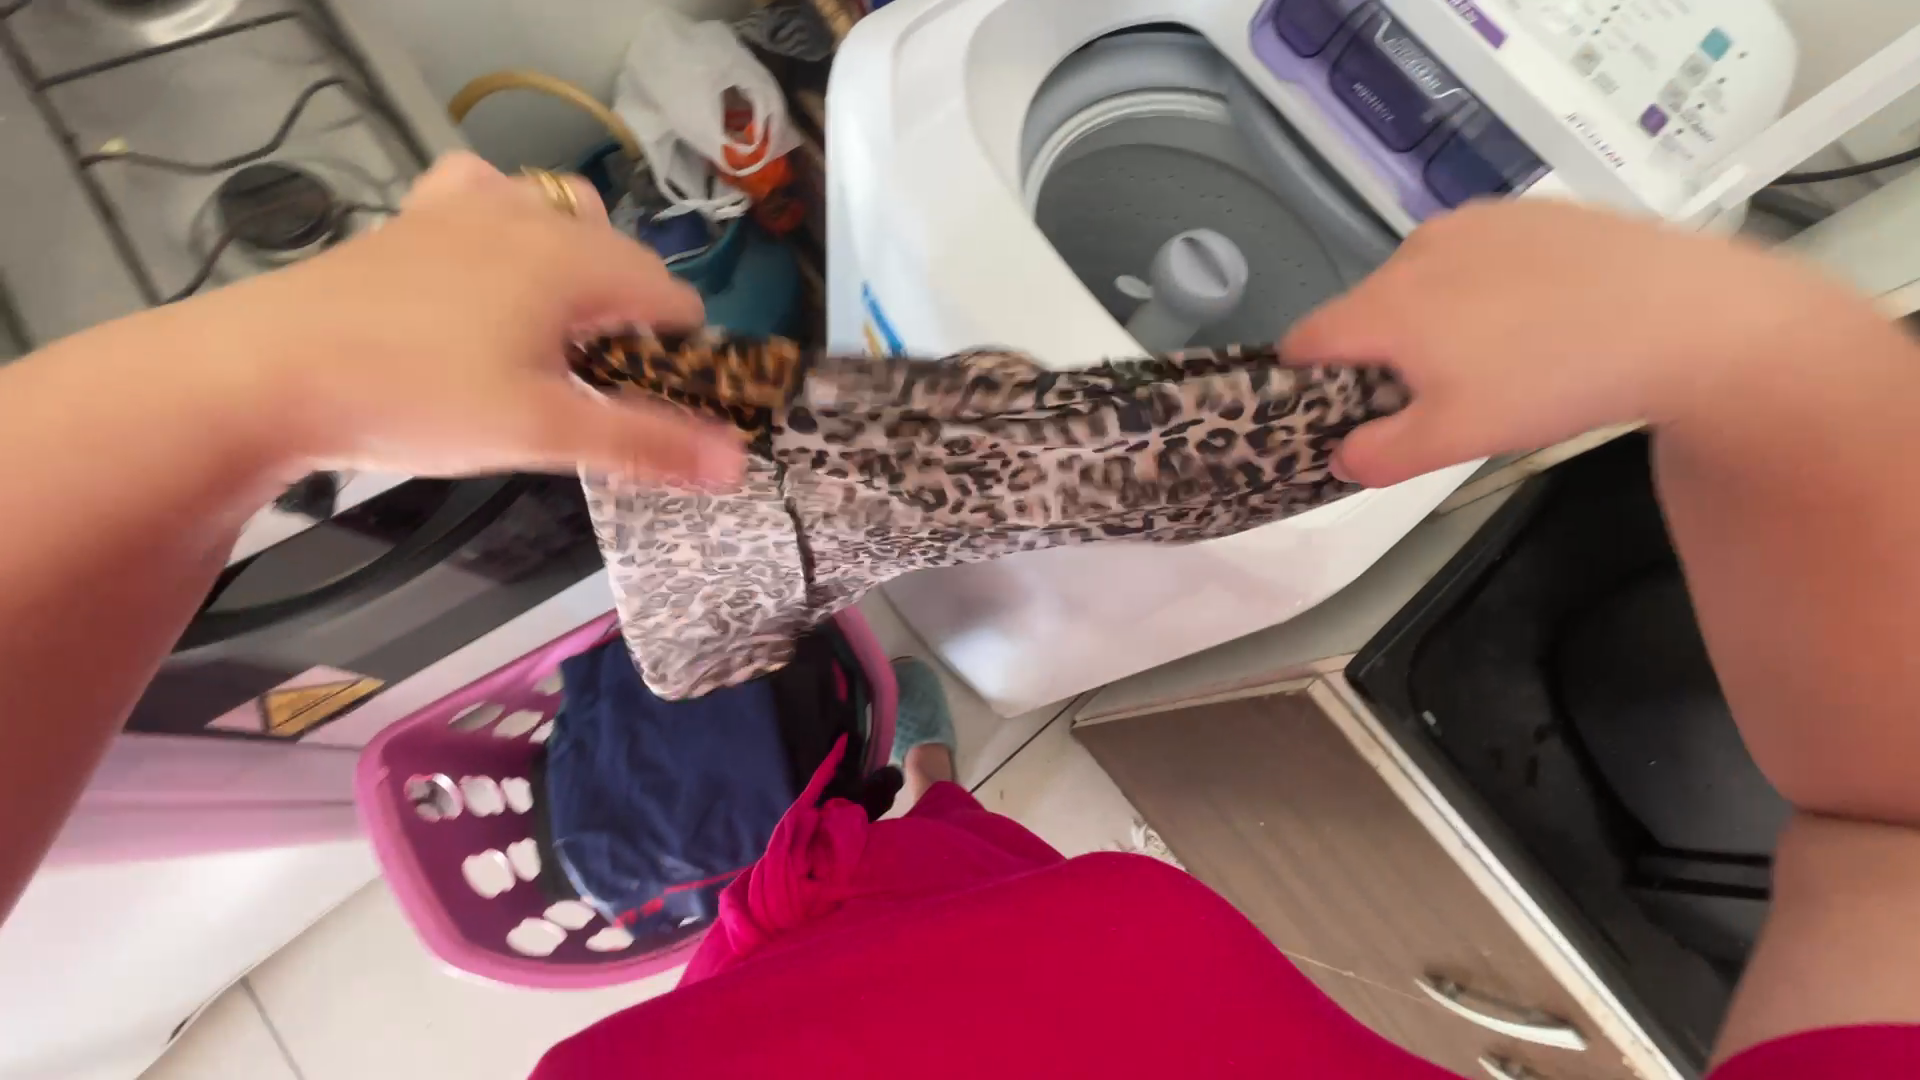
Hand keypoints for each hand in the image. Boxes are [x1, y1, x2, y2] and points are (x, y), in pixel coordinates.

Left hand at [173, 151, 743, 485]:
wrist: (259, 375)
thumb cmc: (421, 400)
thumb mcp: (548, 432)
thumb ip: (651, 445)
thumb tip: (741, 466)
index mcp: (578, 262)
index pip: (676, 302)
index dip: (684, 357)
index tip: (657, 405)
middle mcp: (536, 218)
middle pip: (631, 264)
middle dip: (637, 324)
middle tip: (601, 387)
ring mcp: (473, 206)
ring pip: (570, 221)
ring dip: (586, 272)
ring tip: (560, 330)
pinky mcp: (422, 215)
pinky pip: (496, 201)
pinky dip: (517, 230)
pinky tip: (499, 270)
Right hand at [1282, 199, 1876, 487]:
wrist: (1693, 318)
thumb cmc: (1552, 381)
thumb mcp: (1452, 441)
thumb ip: (1375, 456)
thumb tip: (1341, 457)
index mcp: (1384, 306)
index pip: (1303, 339)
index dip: (1300, 378)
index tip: (1334, 406)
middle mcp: (1413, 251)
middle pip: (1357, 312)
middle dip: (1373, 352)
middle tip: (1428, 390)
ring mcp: (1471, 222)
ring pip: (1410, 281)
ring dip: (1420, 317)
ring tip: (1486, 349)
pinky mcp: (1524, 210)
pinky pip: (1464, 253)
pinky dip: (1470, 285)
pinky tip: (1526, 310)